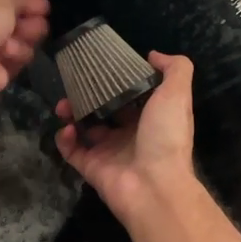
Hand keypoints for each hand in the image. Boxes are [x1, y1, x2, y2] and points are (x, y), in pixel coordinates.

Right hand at [55, 51, 198, 218]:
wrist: (154, 186)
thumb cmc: (166, 136)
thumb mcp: (177, 94)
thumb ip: (174, 68)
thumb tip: (152, 55)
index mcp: (150, 117)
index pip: (130, 95)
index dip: (116, 81)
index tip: (100, 67)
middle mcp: (130, 134)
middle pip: (104, 110)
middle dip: (87, 96)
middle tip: (73, 85)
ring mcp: (109, 152)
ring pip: (85, 128)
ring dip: (72, 114)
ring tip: (63, 105)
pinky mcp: (91, 168)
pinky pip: (72, 151)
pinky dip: (65, 139)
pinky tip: (66, 128)